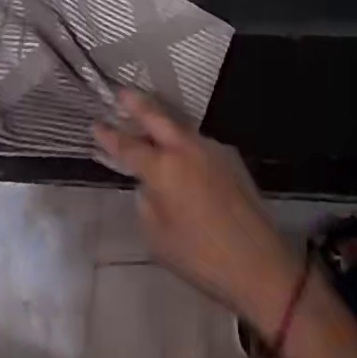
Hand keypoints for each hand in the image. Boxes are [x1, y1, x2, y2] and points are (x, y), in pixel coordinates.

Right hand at [93, 90, 302, 325]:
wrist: (261, 265)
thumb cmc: (201, 257)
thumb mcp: (157, 237)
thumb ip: (146, 202)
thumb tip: (148, 184)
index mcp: (163, 168)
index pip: (128, 145)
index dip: (109, 135)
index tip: (95, 124)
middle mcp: (185, 149)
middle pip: (156, 117)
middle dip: (136, 104)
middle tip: (121, 92)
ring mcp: (211, 149)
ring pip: (180, 128)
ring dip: (163, 124)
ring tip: (149, 124)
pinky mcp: (230, 158)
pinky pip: (198, 144)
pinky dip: (184, 144)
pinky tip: (183, 157)